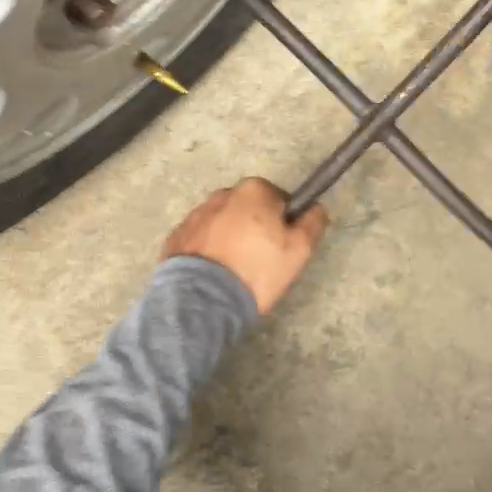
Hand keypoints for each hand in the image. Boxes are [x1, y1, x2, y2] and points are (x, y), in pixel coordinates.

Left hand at [161, 178, 328, 314]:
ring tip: (235, 270)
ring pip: (224, 223)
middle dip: (256, 227)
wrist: (202, 300)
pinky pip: (201, 239)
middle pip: (249, 209)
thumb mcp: (299, 250)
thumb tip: (317, 207)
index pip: (279, 199)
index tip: (281, 246)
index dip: (284, 222)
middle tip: (261, 260)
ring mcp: (194, 215)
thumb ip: (313, 223)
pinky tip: (215, 274)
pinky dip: (209, 250)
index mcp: (254, 190)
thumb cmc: (257, 270)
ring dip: (231, 238)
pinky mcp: (175, 237)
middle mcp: (222, 194)